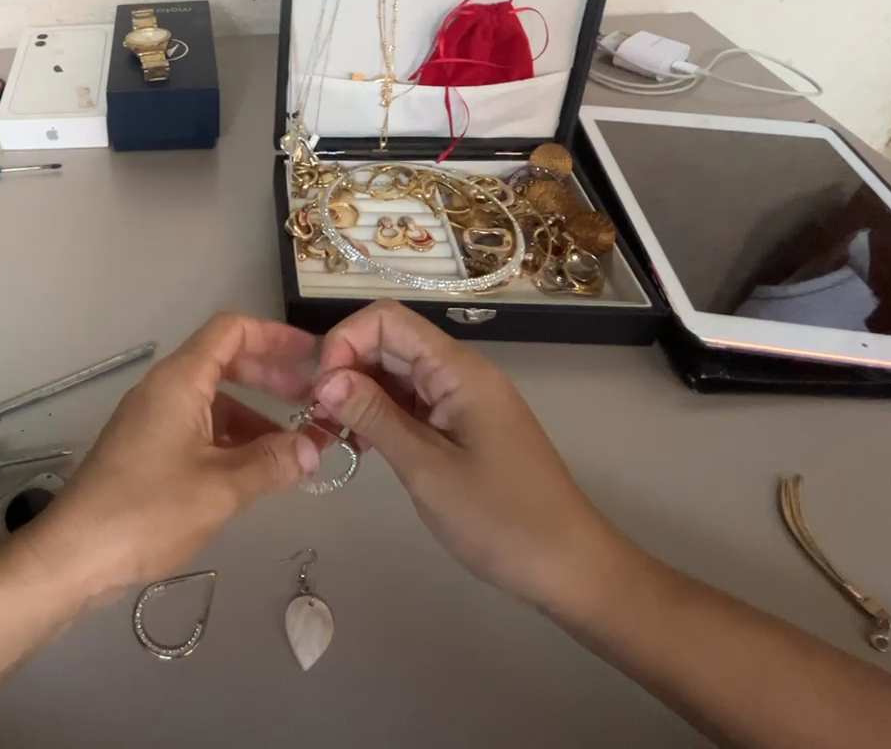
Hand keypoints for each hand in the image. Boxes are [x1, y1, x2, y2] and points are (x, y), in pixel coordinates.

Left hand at [18, 313, 322, 599]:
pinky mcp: (147, 447)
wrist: (75, 552)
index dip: (274, 336)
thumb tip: (312, 449)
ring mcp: (152, 418)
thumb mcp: (220, 488)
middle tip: (312, 404)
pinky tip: (257, 469)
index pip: (230, 331)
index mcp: (178, 381)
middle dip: (271, 378)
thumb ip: (270, 463)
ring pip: (213, 399)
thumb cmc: (147, 511)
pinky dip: (231, 438)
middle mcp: (163, 389)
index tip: (312, 357)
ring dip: (255, 415)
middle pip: (224, 361)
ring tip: (295, 448)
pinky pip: (198, 426)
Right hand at [312, 300, 631, 613]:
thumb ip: (374, 416)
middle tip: (319, 417)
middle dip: (345, 369)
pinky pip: (406, 399)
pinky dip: (376, 413)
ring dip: (356, 393)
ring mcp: (458, 397)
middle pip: (387, 342)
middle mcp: (458, 372)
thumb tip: (324, 379)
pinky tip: (359, 442)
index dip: (346, 341)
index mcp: (459, 370)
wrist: (571, 570)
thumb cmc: (502, 520)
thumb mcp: (427, 469)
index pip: (387, 320)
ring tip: (333, 433)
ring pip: (392, 371)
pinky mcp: (456, 421)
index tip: (323, 390)